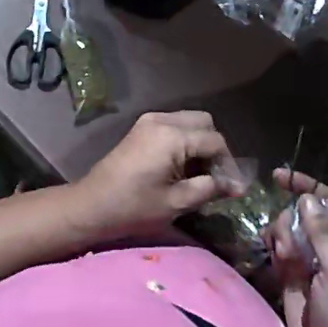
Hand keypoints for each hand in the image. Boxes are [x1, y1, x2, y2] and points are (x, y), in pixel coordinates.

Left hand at [71, 111, 237, 239]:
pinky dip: (184, 142)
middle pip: (204, 123)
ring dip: (200, 144)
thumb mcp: (177, 202)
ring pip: (189, 122)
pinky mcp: (141, 128)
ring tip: (201, 175)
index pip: (215, 141)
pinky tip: (183, 168)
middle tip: (217, 177)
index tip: (233, 188)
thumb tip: (235, 186)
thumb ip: (209, 188)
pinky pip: (173, 126)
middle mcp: (162, 120)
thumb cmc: (134, 207)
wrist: (92, 205)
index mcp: (172, 136)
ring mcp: (149, 121)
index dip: (229, 165)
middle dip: (215, 148)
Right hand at [268, 169, 327, 326]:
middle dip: (289, 218)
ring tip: (283, 258)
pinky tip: (274, 260)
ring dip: (280, 235)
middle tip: (287, 243)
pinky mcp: (290, 280)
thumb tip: (305, 200)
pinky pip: (278, 251)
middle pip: (302, 214)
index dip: (306, 186)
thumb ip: (322, 237)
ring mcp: (308, 265)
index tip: (279, 176)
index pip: (327, 202)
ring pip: (287, 231)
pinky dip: (273, 249)